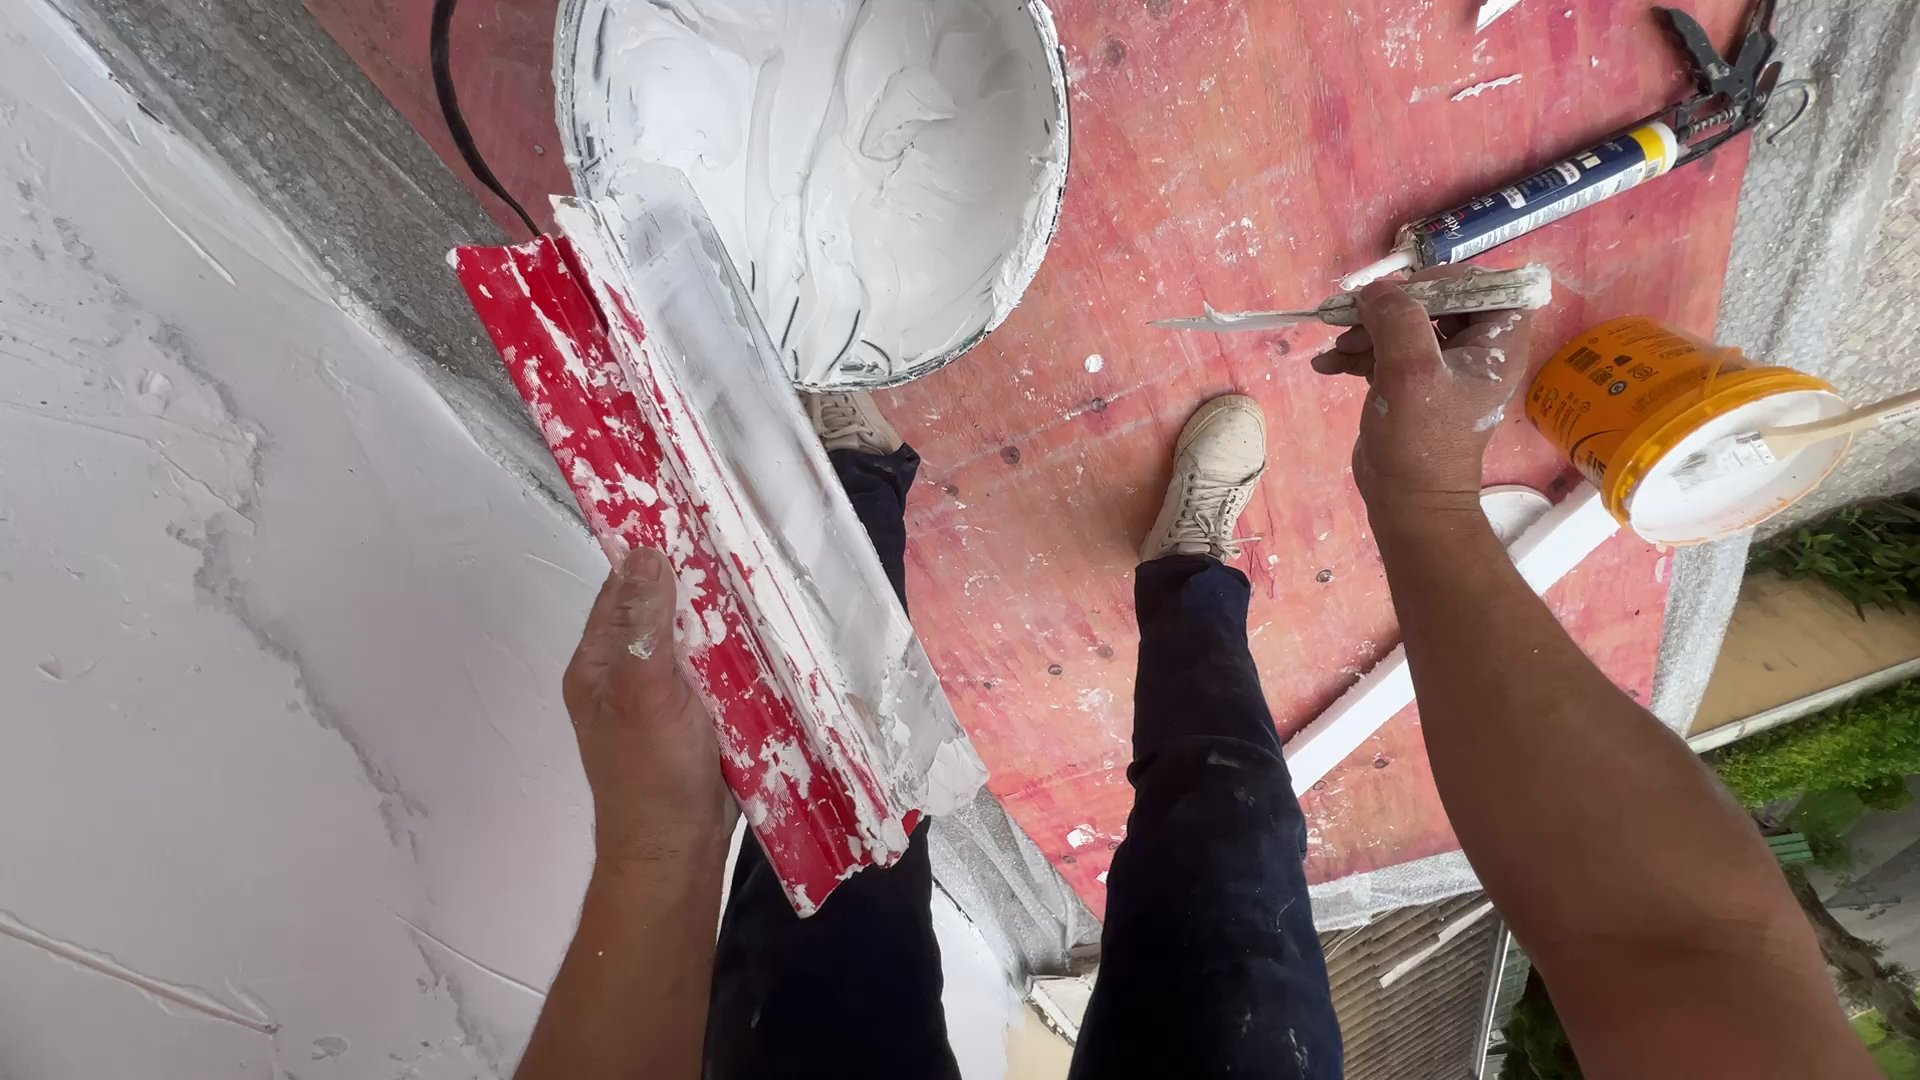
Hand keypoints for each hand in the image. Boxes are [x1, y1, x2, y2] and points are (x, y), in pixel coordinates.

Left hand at [563, 546, 734, 872]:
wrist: (678, 847)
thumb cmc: (651, 772)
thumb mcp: (643, 691)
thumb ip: (644, 625)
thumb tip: (642, 552)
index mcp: (601, 661)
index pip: (622, 589)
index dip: (654, 554)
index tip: (694, 519)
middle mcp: (631, 670)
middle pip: (665, 609)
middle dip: (701, 582)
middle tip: (744, 544)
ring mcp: (670, 692)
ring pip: (698, 637)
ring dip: (727, 615)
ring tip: (765, 576)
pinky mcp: (704, 710)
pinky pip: (722, 666)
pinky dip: (742, 648)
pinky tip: (772, 629)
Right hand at [1311, 268, 1532, 511]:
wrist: (1405, 498)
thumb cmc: (1420, 439)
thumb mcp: (1411, 373)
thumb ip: (1397, 322)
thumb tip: (1374, 291)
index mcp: (1497, 343)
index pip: (1483, 286)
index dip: (1440, 283)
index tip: (1398, 298)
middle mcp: (1472, 350)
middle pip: (1433, 305)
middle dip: (1388, 310)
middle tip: (1352, 321)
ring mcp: (1437, 369)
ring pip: (1401, 328)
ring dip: (1363, 332)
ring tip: (1335, 348)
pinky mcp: (1406, 386)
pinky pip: (1381, 354)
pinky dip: (1353, 355)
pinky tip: (1326, 365)